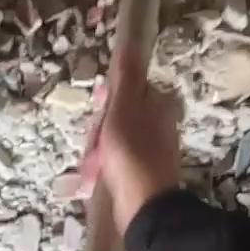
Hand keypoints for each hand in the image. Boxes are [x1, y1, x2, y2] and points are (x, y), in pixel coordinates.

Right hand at [79, 48, 181, 237]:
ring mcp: (148, 151)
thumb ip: (125, 78)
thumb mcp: (124, 110)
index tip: (98, 113)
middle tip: (94, 147)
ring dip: (95, 153)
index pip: (125, 91)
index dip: (106, 101)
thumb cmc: (132, 155)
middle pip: (115, 117)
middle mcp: (157, 125)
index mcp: (158, 106)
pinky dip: (101, 169)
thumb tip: (129, 43)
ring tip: (91, 169)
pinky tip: (93, 180)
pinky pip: (113, 163)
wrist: (144, 207)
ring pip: (111, 141)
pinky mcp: (138, 174)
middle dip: (98, 132)